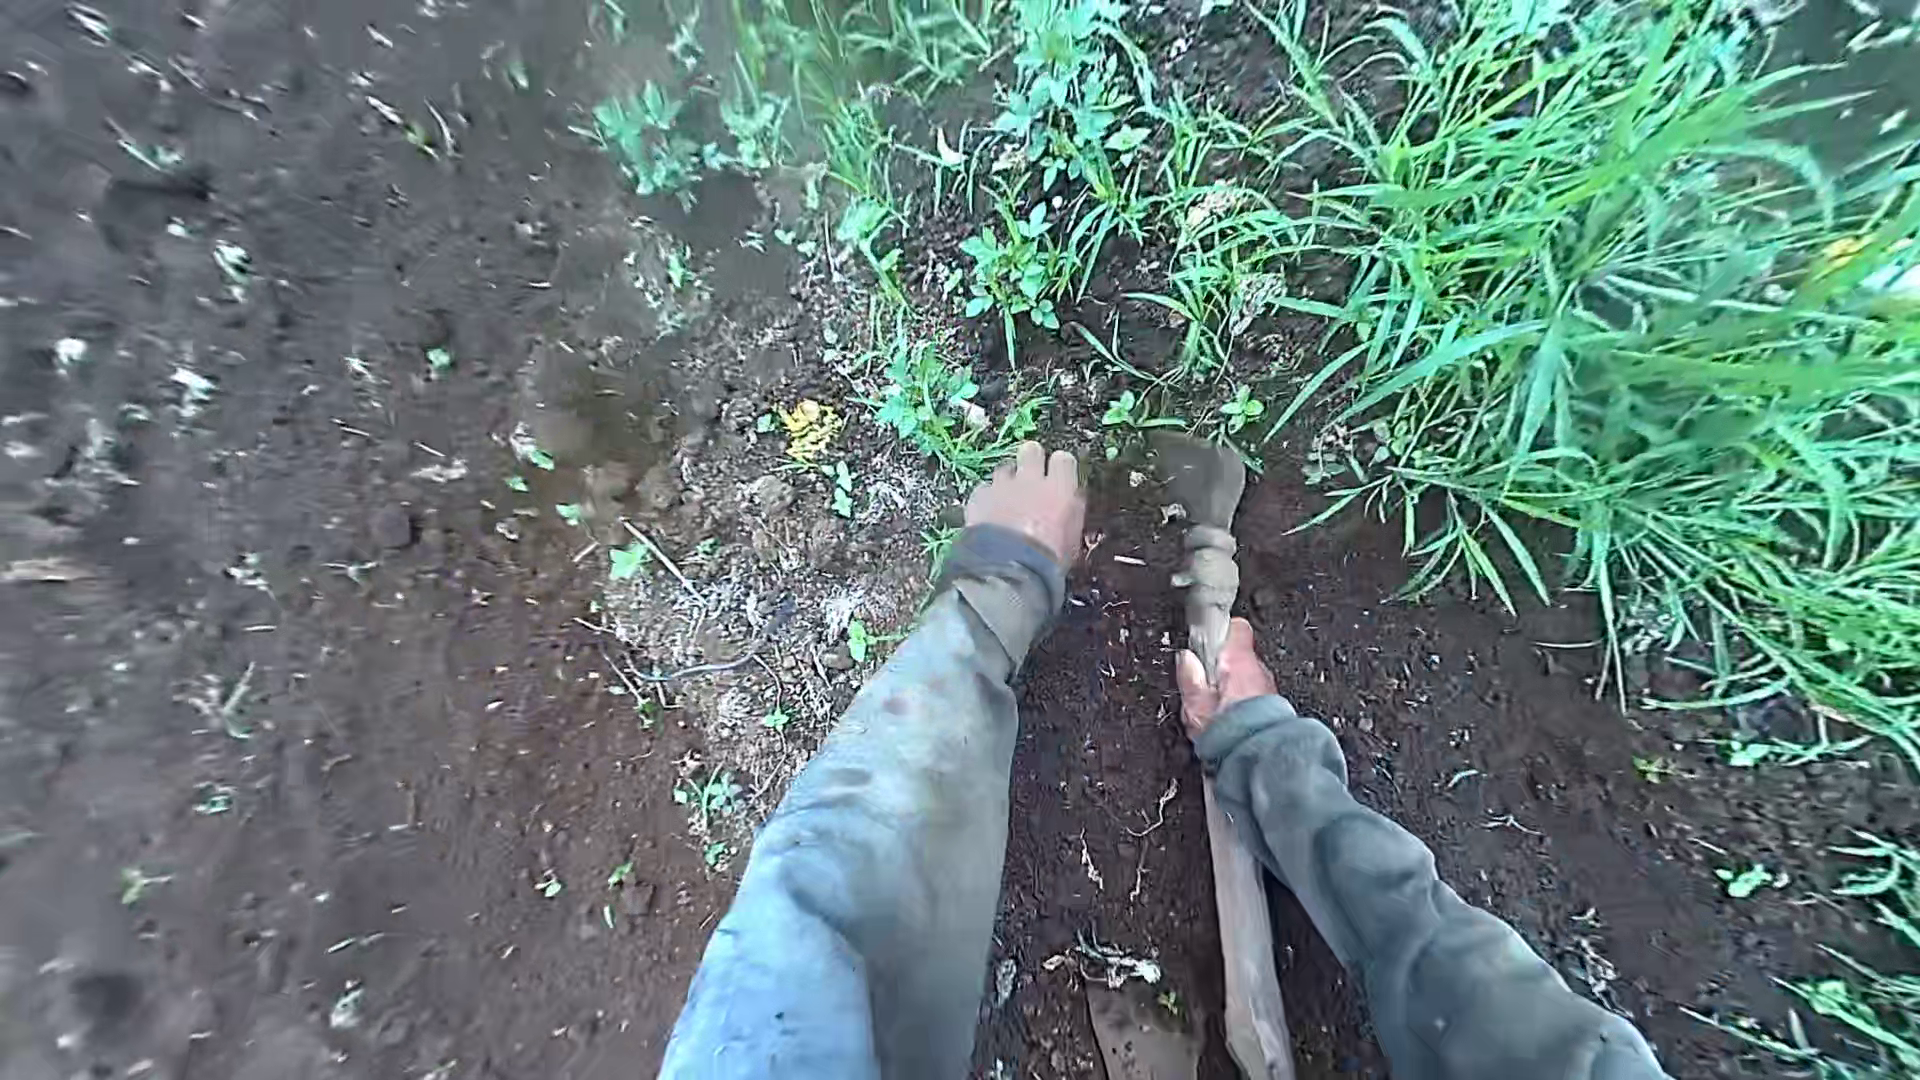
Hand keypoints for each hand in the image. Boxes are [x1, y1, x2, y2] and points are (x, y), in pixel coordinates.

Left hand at [964, 441, 1085, 564]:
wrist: (1008, 571)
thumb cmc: (1048, 562)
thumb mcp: (1072, 540)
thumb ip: (1071, 513)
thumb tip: (1070, 501)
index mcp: (1060, 489)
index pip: (1064, 459)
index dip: (1059, 468)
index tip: (1058, 478)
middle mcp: (1031, 480)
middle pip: (1031, 450)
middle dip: (1031, 460)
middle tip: (1030, 479)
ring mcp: (1002, 486)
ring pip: (1005, 468)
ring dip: (1007, 481)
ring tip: (1007, 501)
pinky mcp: (979, 496)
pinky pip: (984, 489)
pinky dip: (987, 498)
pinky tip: (988, 514)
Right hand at [1174, 618, 1275, 739]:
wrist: (1261, 761)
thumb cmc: (1231, 735)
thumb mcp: (1196, 706)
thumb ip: (1190, 678)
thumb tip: (1186, 659)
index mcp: (1239, 663)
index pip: (1235, 628)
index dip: (1218, 631)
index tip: (1204, 641)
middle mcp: (1258, 672)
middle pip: (1236, 655)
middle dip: (1218, 664)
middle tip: (1203, 682)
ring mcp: (1268, 689)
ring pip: (1244, 676)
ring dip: (1229, 684)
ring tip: (1214, 705)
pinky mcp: (1272, 707)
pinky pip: (1252, 693)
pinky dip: (1240, 699)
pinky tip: (1228, 717)